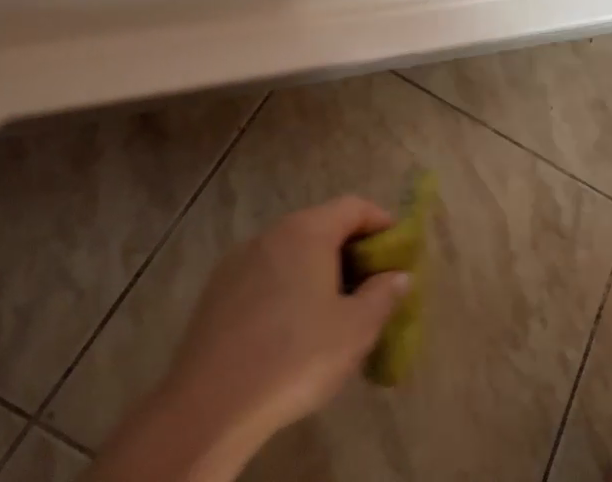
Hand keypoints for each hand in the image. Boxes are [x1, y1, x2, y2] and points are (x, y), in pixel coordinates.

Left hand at [171, 196, 411, 437]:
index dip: (381, 222)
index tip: (399, 250)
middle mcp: (270, 235)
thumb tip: (397, 275)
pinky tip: (293, 328)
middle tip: (372, 286)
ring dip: (317, 271)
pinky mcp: (216, 292)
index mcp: (306, 232)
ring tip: (334, 311)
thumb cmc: (296, 357)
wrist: (211, 404)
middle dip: (350, 251)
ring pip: (290, 253)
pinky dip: (287, 288)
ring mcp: (237, 262)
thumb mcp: (356, 329)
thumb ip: (383, 295)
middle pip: (320, 226)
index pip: (353, 207)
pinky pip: (265, 276)